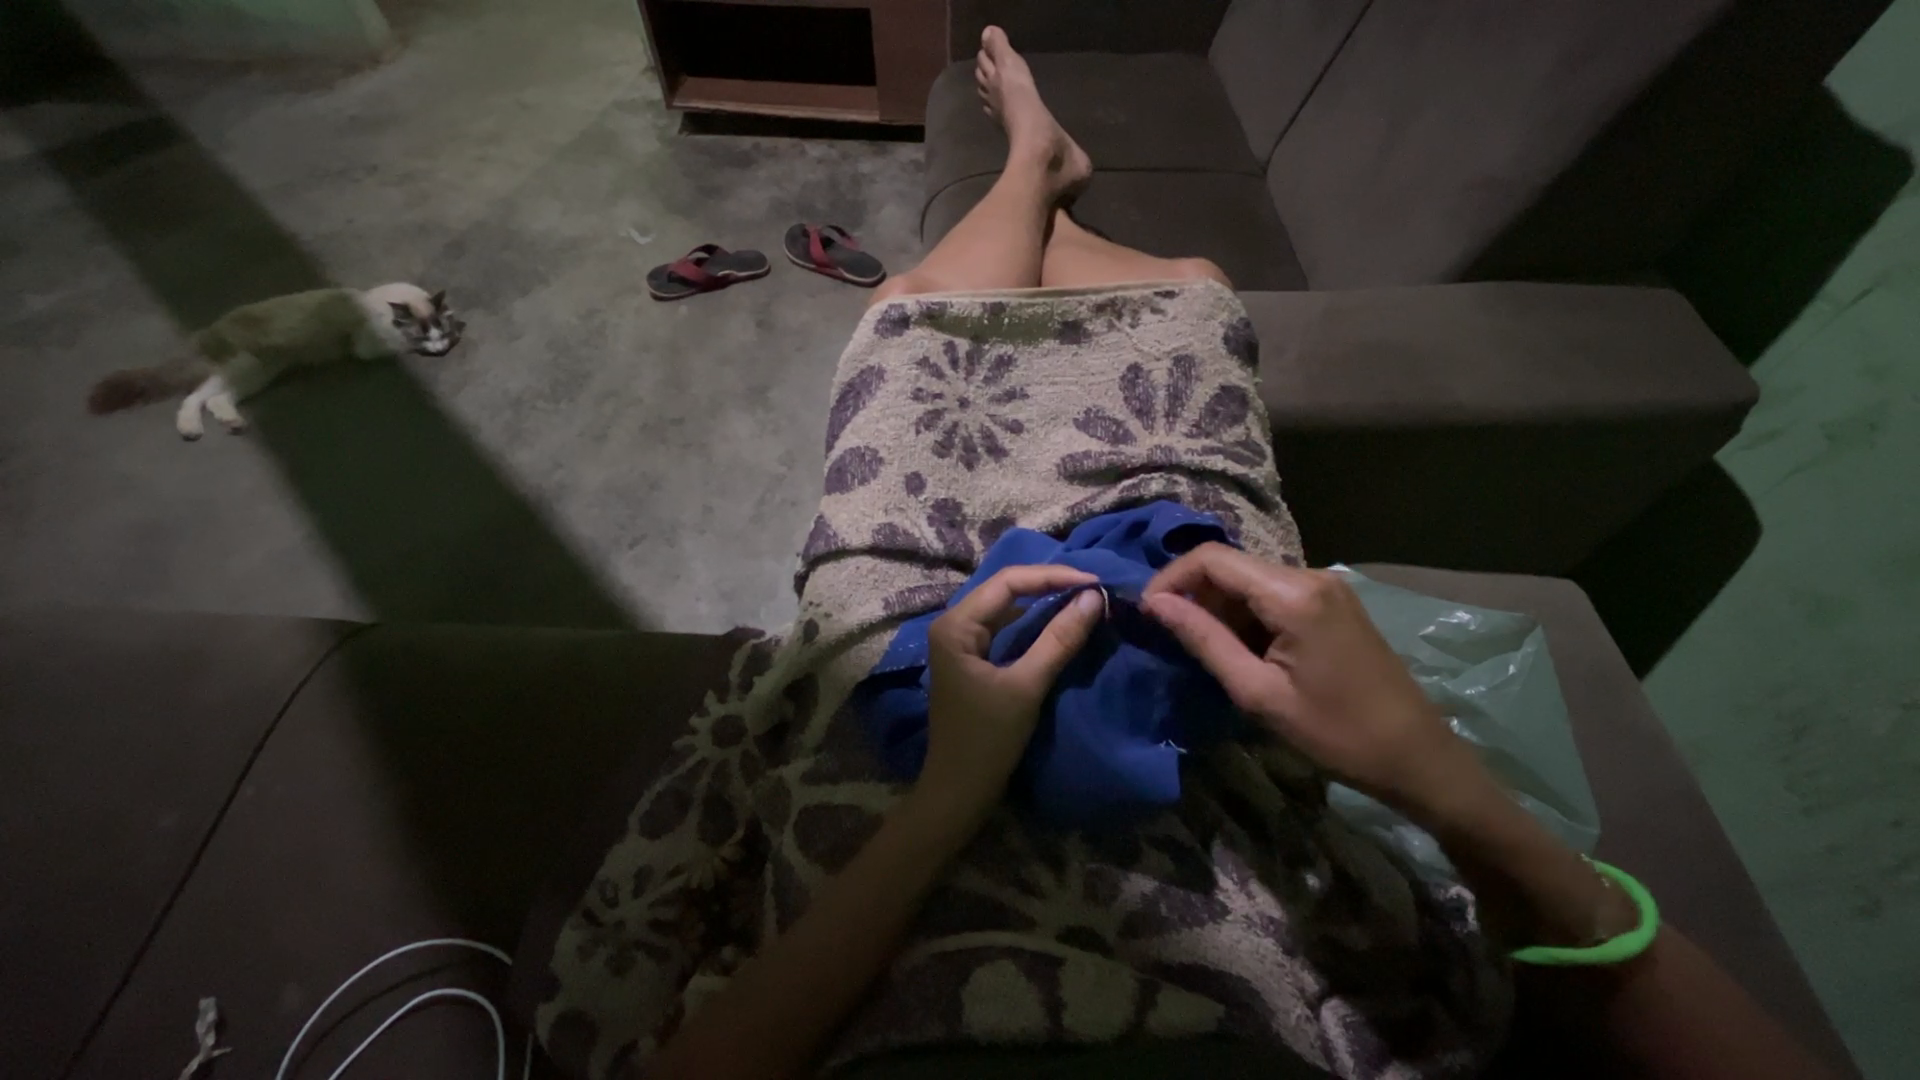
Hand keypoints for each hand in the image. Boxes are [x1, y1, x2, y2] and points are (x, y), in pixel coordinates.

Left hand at [920, 565, 1104, 815]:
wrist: (958, 790)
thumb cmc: (987, 740)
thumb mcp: (1027, 687)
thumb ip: (1058, 640)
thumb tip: (1094, 598)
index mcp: (956, 625)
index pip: (1008, 582)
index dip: (1053, 576)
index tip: (1095, 582)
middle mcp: (953, 624)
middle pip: (1005, 588)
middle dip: (1049, 584)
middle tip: (1093, 588)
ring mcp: (960, 641)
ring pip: (1006, 606)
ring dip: (1043, 600)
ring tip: (1083, 598)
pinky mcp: (972, 658)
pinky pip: (1005, 627)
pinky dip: (1033, 621)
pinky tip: (1059, 621)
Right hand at [1141, 544, 1493, 820]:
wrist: (1415, 756)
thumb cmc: (1334, 732)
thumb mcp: (1257, 692)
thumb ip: (1203, 640)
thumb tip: (1154, 604)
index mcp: (1293, 593)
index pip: (1211, 558)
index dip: (1170, 579)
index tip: (1147, 615)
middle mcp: (1310, 575)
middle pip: (1230, 565)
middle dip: (1194, 596)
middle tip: (1174, 640)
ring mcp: (1326, 587)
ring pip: (1250, 580)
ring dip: (1220, 608)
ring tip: (1208, 653)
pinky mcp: (1333, 603)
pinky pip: (1274, 594)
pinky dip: (1247, 616)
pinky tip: (1243, 652)